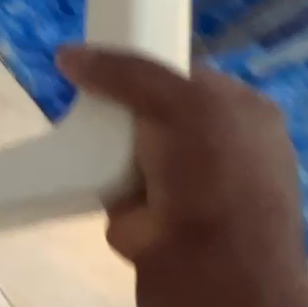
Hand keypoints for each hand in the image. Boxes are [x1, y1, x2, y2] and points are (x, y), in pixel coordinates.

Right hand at [57, 46, 305, 267]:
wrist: (202, 253)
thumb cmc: (210, 171)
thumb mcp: (180, 104)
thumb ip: (127, 74)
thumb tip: (67, 53)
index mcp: (241, 109)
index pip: (182, 72)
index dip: (140, 64)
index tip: (97, 62)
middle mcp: (213, 138)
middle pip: (147, 103)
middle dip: (113, 100)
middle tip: (78, 93)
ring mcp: (176, 171)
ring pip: (124, 136)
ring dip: (98, 132)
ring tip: (67, 122)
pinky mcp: (138, 198)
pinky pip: (104, 168)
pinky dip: (87, 163)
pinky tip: (69, 157)